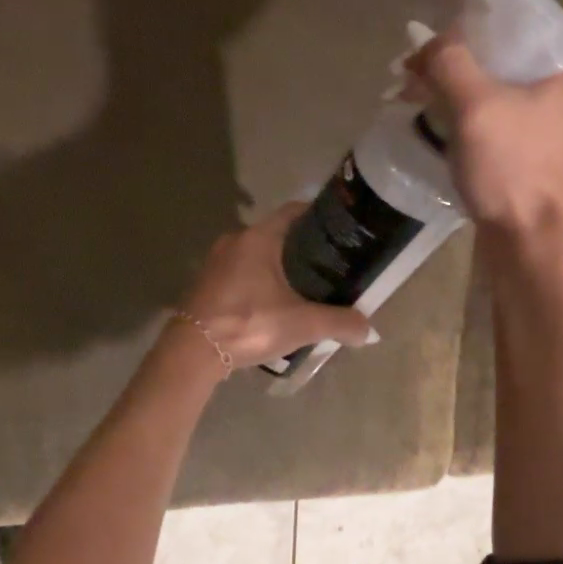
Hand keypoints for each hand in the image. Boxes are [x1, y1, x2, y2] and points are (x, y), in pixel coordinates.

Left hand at [175, 203, 375, 370]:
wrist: (192, 351)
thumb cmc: (249, 324)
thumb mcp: (302, 324)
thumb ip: (340, 323)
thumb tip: (370, 331)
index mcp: (258, 237)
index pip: (294, 212)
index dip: (319, 216)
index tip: (340, 230)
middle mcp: (235, 241)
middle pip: (276, 234)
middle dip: (302, 247)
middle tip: (330, 264)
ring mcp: (216, 262)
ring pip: (256, 256)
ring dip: (278, 267)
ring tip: (306, 285)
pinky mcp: (206, 284)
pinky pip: (240, 274)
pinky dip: (258, 282)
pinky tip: (274, 302)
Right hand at [404, 28, 562, 233]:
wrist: (526, 237)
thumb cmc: (510, 166)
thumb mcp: (475, 106)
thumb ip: (449, 63)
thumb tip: (427, 44)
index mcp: (561, 64)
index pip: (515, 17)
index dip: (471, 17)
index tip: (433, 24)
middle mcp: (555, 85)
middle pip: (496, 52)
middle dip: (449, 55)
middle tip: (409, 65)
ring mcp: (538, 119)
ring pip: (485, 83)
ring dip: (445, 83)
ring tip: (406, 90)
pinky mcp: (518, 146)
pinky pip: (482, 112)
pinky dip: (453, 108)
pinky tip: (424, 114)